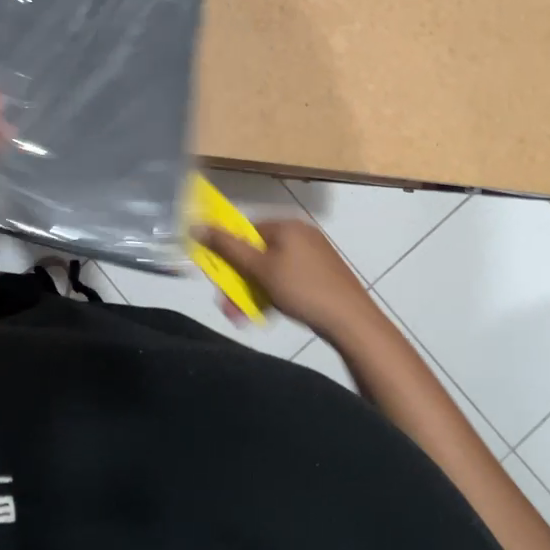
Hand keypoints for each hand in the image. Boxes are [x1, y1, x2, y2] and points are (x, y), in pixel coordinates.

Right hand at [198, 219, 376, 336]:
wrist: (354, 324)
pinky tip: (269, 313)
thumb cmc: (302, 290)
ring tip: (244, 317)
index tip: (219, 278)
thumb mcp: (259, 268)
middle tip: (229, 306)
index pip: (245, 230)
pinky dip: (274, 294)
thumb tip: (195, 225)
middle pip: (257, 252)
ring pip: (271, 269)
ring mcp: (315, 255)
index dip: (228, 253)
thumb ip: (227, 247)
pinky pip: (288, 279)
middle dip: (239, 280)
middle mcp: (301, 234)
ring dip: (253, 291)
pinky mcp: (324, 275)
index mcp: (286, 225)